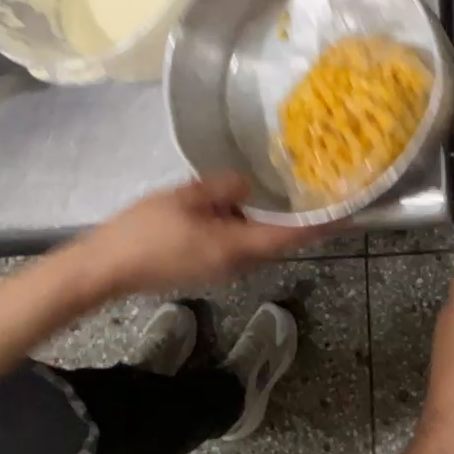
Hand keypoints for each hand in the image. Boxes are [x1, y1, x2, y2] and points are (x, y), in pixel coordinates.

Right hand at [73, 174, 323, 299]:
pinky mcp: (208, 268)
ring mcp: (223, 269)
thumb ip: (223, 188)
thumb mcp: (184, 198)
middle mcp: (238, 263)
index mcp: (237, 246)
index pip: (291, 235)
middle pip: (281, 241)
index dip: (322, 226)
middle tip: (326, 197)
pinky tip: (248, 206)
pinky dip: (254, 226)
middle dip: (304, 222)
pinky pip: (243, 245)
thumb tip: (250, 183)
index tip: (350, 216)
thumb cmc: (142, 232)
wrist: (103, 270)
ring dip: (278, 223)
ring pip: (262, 243)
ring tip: (294, 196)